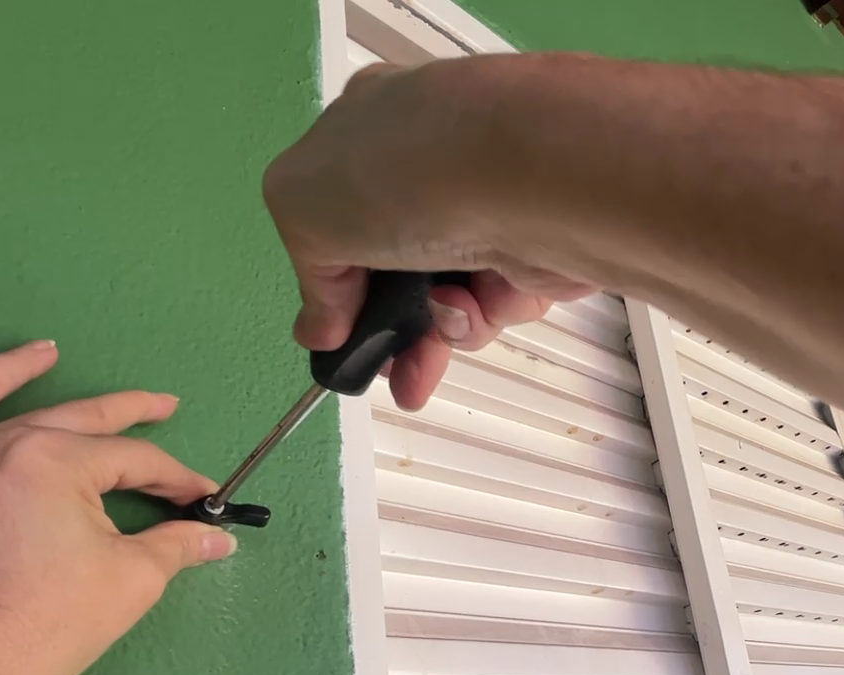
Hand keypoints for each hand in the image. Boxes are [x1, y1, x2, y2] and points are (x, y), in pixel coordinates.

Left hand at [0, 339, 234, 674]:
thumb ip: (178, 546)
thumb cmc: (43, 625)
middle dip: (130, 412)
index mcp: (53, 460)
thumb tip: (218, 539)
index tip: (203, 500)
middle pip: (73, 417)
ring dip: (12, 366)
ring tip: (42, 351)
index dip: (177, 478)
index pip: (134, 459)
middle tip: (163, 405)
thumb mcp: (133, 581)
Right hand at [262, 60, 594, 409]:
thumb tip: (318, 330)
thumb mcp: (305, 209)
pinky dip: (491, 310)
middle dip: (396, 332)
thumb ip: (309, 272)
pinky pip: (502, 301)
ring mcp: (490, 207)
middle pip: (402, 273)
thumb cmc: (403, 178)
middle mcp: (433, 165)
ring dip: (446, 324)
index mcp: (369, 132)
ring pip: (455, 298)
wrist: (524, 178)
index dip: (339, 281)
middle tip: (394, 373)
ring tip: (453, 312)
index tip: (337, 333)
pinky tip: (488, 299)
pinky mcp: (538, 246)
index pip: (345, 216)